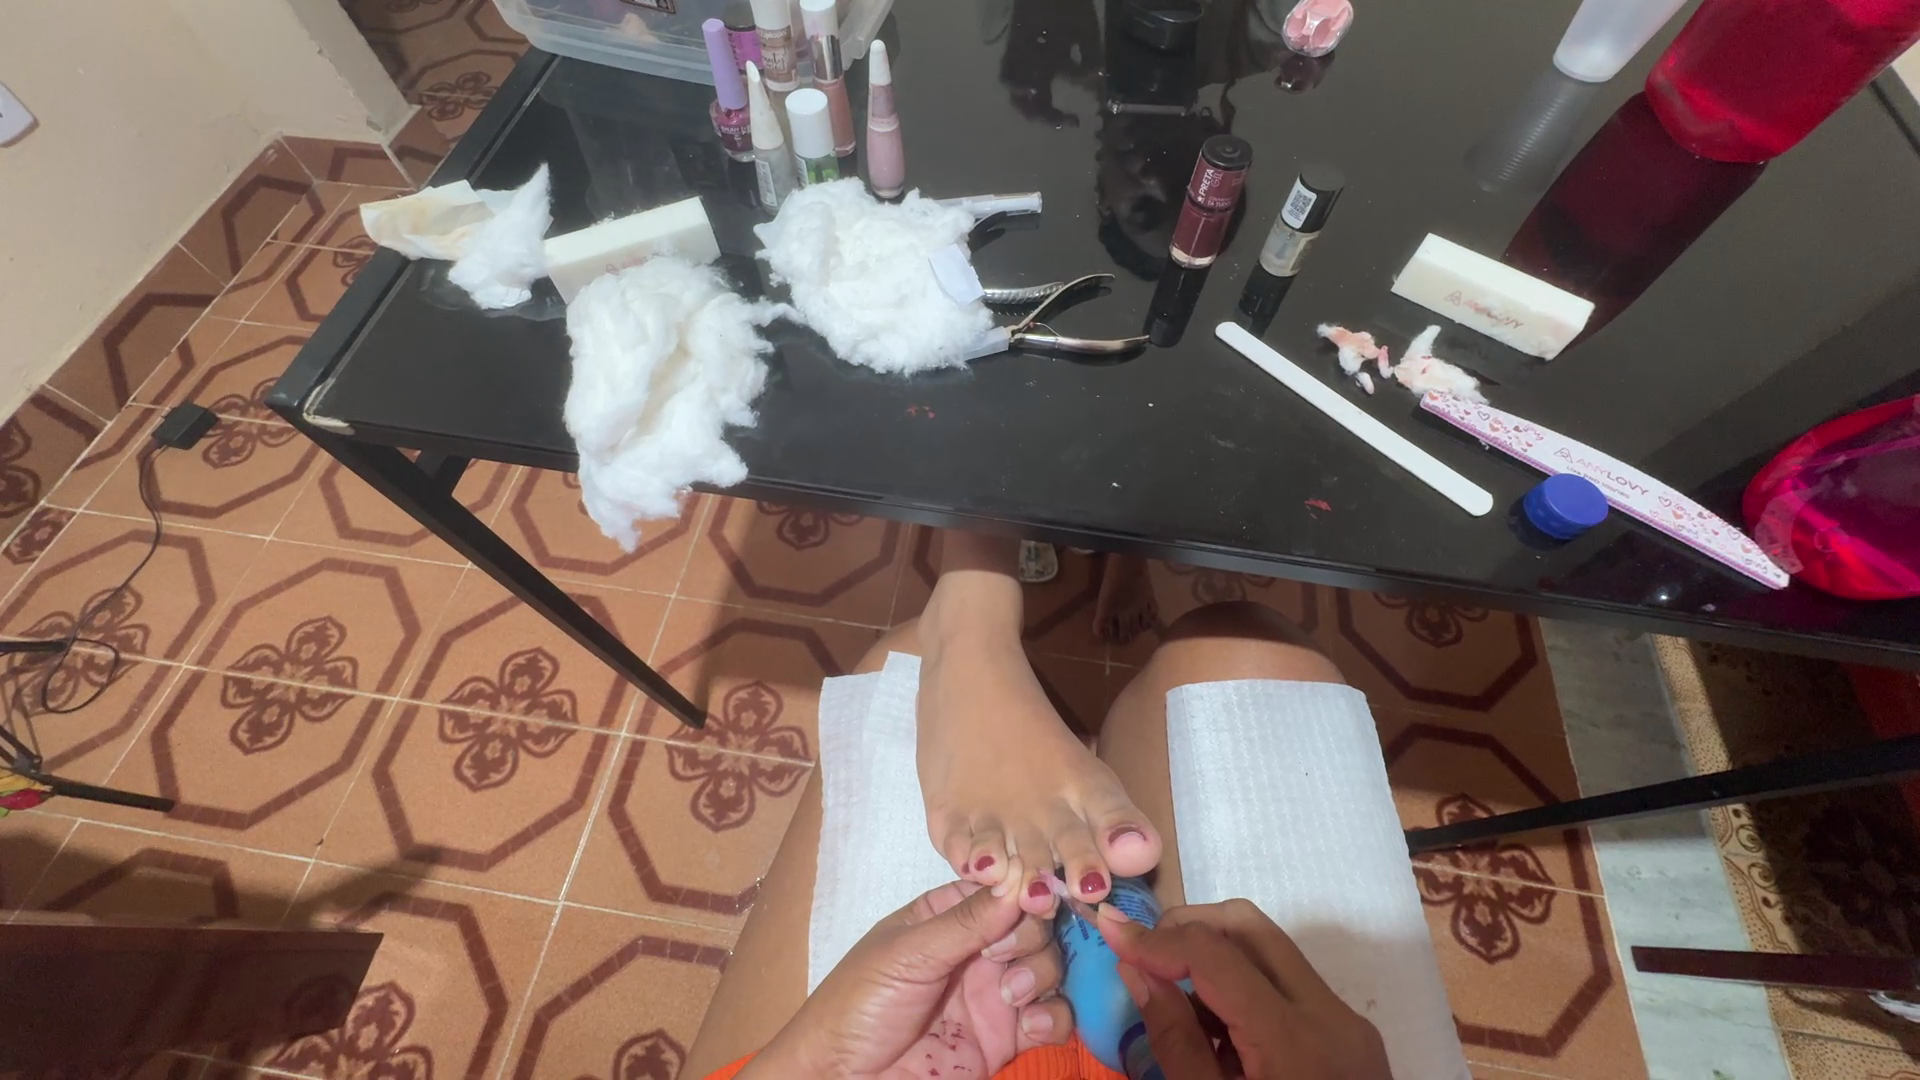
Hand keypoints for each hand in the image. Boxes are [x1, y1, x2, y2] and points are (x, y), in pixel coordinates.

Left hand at [750, 882, 1073, 1078]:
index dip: (1023, 887)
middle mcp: (978, 948)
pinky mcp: (1005, 1039)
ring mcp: (993, 992)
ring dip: (1041, 974)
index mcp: (949, 914)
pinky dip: (1053, 1017)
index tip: (1036, 896)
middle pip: (1032, 924)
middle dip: (1031, 934)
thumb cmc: (861, 1002)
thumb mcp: (909, 952)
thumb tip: (1018, 878)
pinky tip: (1029, 1026)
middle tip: (1001, 955)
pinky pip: (1051, 1018)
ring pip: (1047, 966)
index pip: (1001, 887)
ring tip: (1010, 995)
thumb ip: (965, 920)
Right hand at [1100, 900, 1390, 1079]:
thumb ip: (1174, 1039)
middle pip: (1247, 925)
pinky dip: (1242, 979)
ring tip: (1176, 993)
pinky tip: (1217, 1024)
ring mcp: (1347, 1021)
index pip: (1213, 954)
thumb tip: (1134, 968)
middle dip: (1188, 927)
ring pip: (1268, 944)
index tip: (1108, 930)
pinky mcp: (1349, 1033)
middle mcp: (1330, 1014)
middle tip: (1145, 952)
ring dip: (1214, 950)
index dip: (1154, 938)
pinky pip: (1286, 979)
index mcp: (1295, 1041)